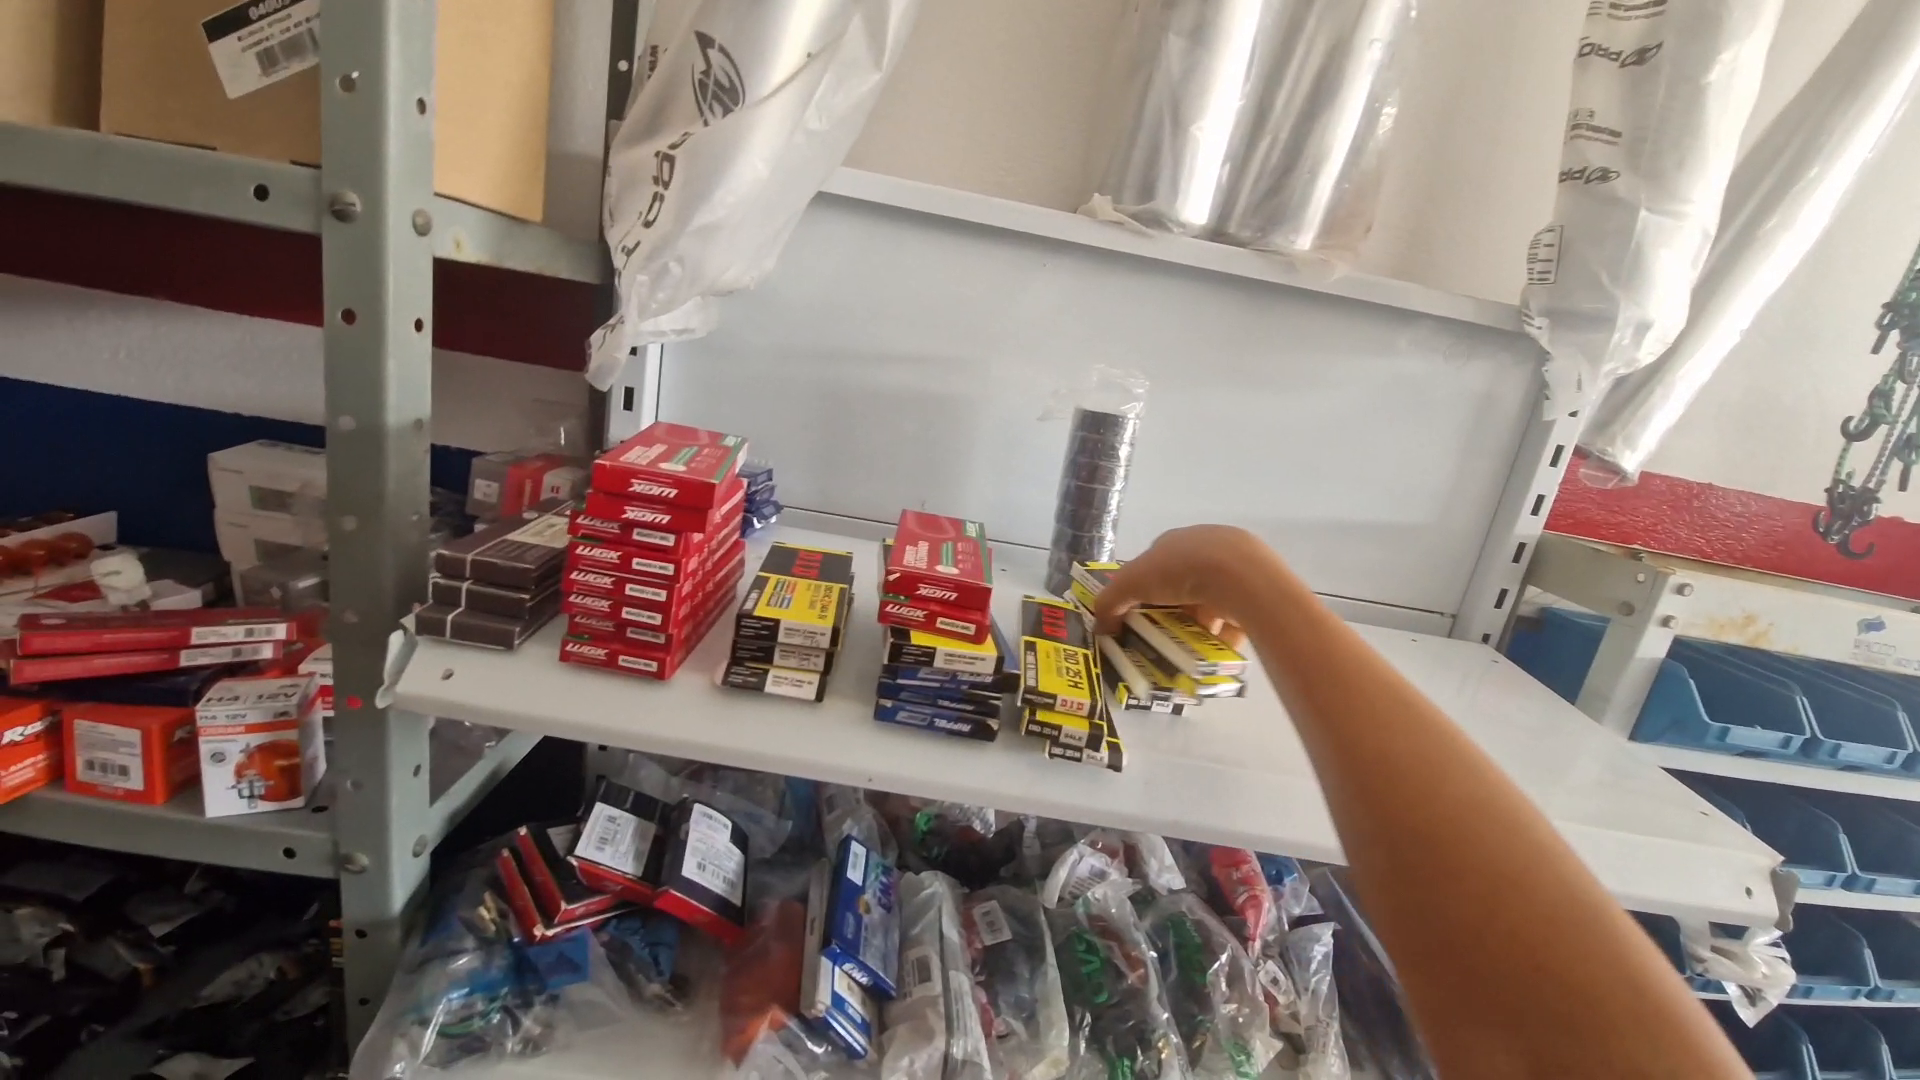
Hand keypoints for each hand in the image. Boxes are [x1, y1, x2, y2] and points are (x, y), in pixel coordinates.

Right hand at [1090, 525, 1283, 644]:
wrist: (1239, 576)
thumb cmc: (1179, 569)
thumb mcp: (1130, 582)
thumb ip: (1109, 603)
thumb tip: (1100, 627)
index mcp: (1174, 542)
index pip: (1151, 567)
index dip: (1141, 592)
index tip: (1136, 619)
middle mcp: (1204, 550)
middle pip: (1179, 587)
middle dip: (1169, 613)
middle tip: (1159, 639)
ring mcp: (1233, 569)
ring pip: (1208, 604)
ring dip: (1195, 626)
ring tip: (1185, 650)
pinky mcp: (1255, 591)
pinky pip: (1234, 618)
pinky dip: (1222, 635)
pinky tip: (1212, 652)